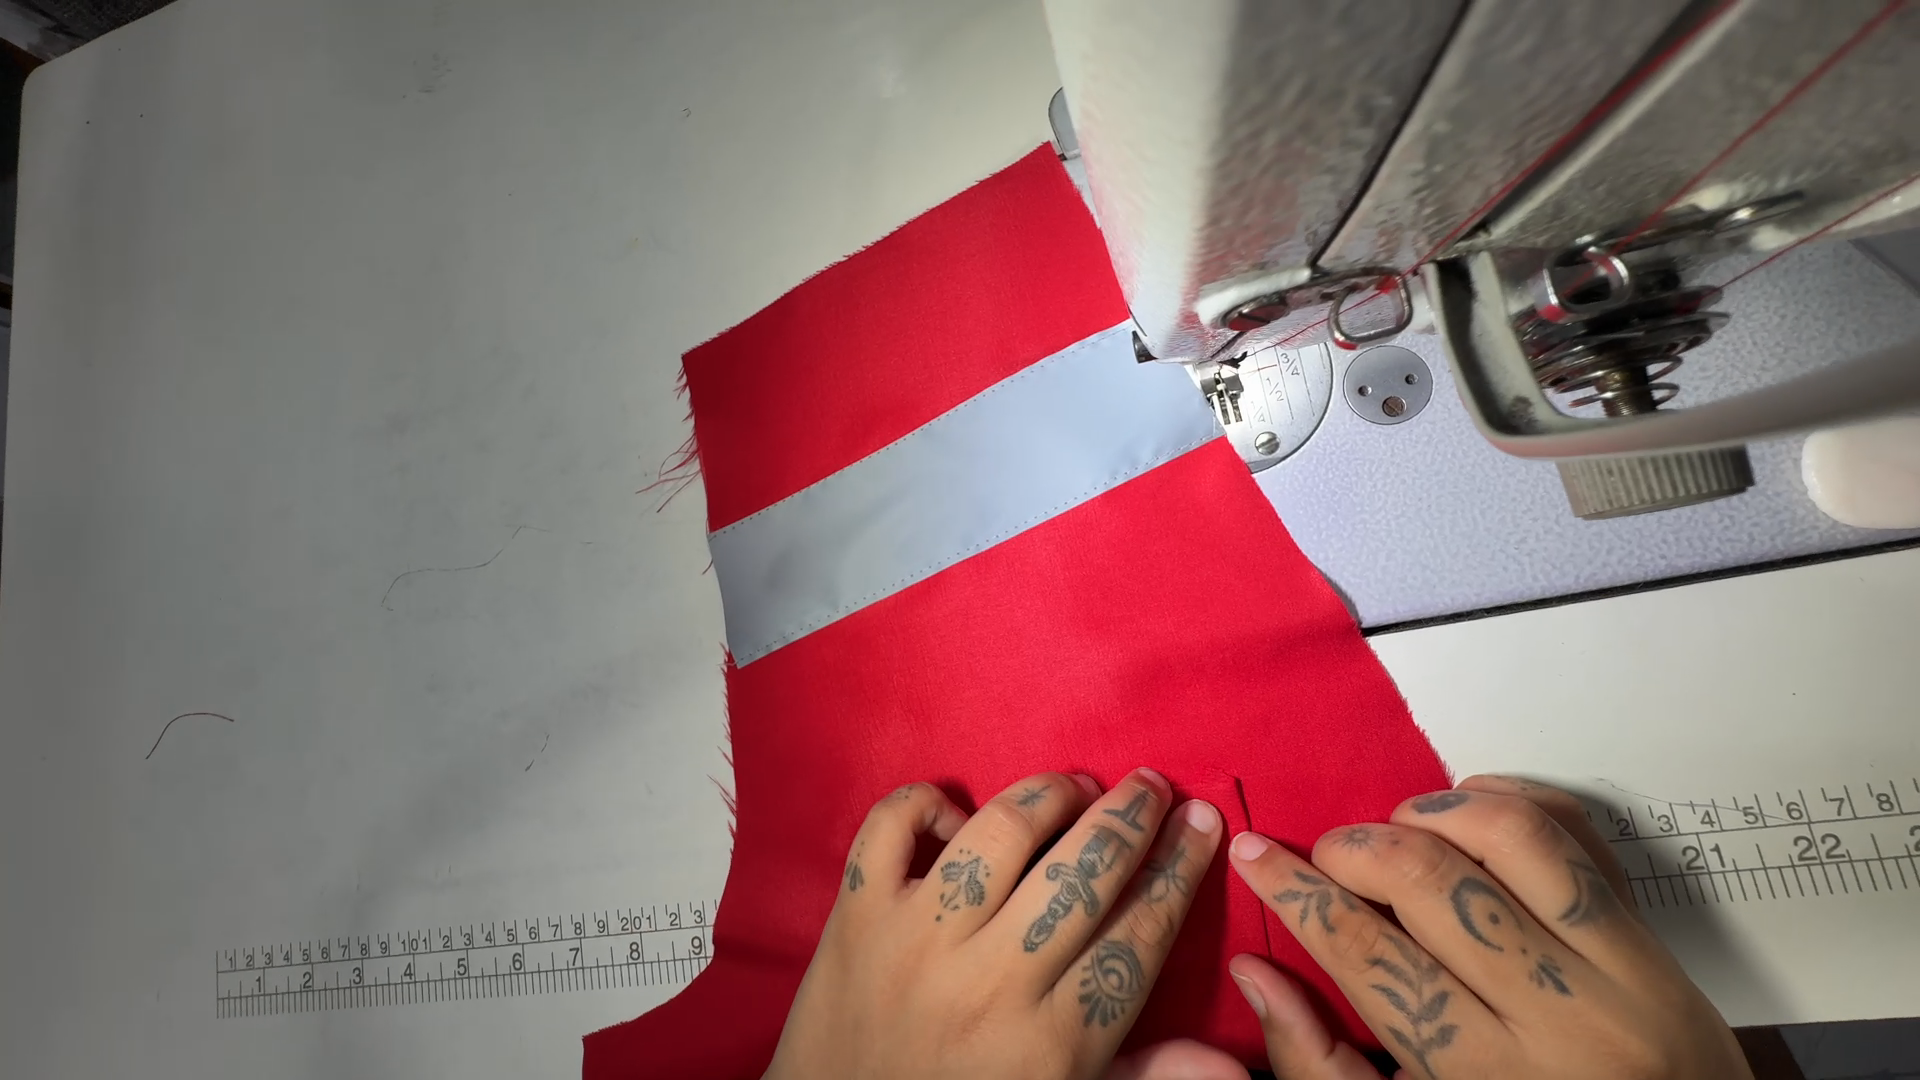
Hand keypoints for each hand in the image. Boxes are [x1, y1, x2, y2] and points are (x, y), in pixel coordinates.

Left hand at [763, 769, 1226, 1079]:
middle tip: (1151, 784)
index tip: (1201, 820)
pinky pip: (890, 829)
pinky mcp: (858, 913)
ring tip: (1075, 785)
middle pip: (1081, 876)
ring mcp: (916, 939)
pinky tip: (953, 811)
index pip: (1138, 938)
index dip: (1179, 870)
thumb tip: (1237, 1065)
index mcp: (1050, 1045)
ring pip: (999, 834)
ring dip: (1047, 796)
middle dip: (1130, 819)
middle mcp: (988, 982)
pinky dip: (922, 802)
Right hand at [1226, 775, 1753, 1079]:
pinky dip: (1501, 798)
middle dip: (1351, 850)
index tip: (1251, 851)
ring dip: (1427, 813)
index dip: (1293, 890)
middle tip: (1332, 861)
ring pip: (1505, 832)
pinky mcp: (1655, 933)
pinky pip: (1571, 826)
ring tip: (1400, 837)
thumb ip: (1318, 1064)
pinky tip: (1464, 821)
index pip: (1365, 952)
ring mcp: (1626, 969)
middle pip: (1425, 878)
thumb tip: (1251, 970)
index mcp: (1492, 1077)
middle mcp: (1565, 1018)